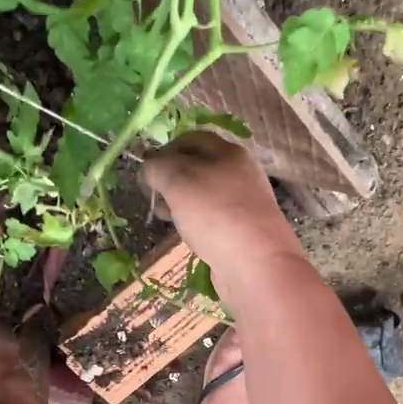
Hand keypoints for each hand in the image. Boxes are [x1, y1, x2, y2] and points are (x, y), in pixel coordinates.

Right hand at [143, 131, 304, 279]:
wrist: (256, 264)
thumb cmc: (215, 214)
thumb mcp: (177, 180)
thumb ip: (157, 167)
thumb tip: (150, 168)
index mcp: (228, 152)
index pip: (190, 139)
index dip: (164, 151)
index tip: (146, 173)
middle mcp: (240, 173)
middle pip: (197, 167)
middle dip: (171, 179)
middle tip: (154, 197)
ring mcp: (244, 203)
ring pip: (204, 194)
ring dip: (181, 202)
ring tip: (166, 217)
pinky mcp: (243, 230)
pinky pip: (213, 217)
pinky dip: (196, 222)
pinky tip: (187, 235)